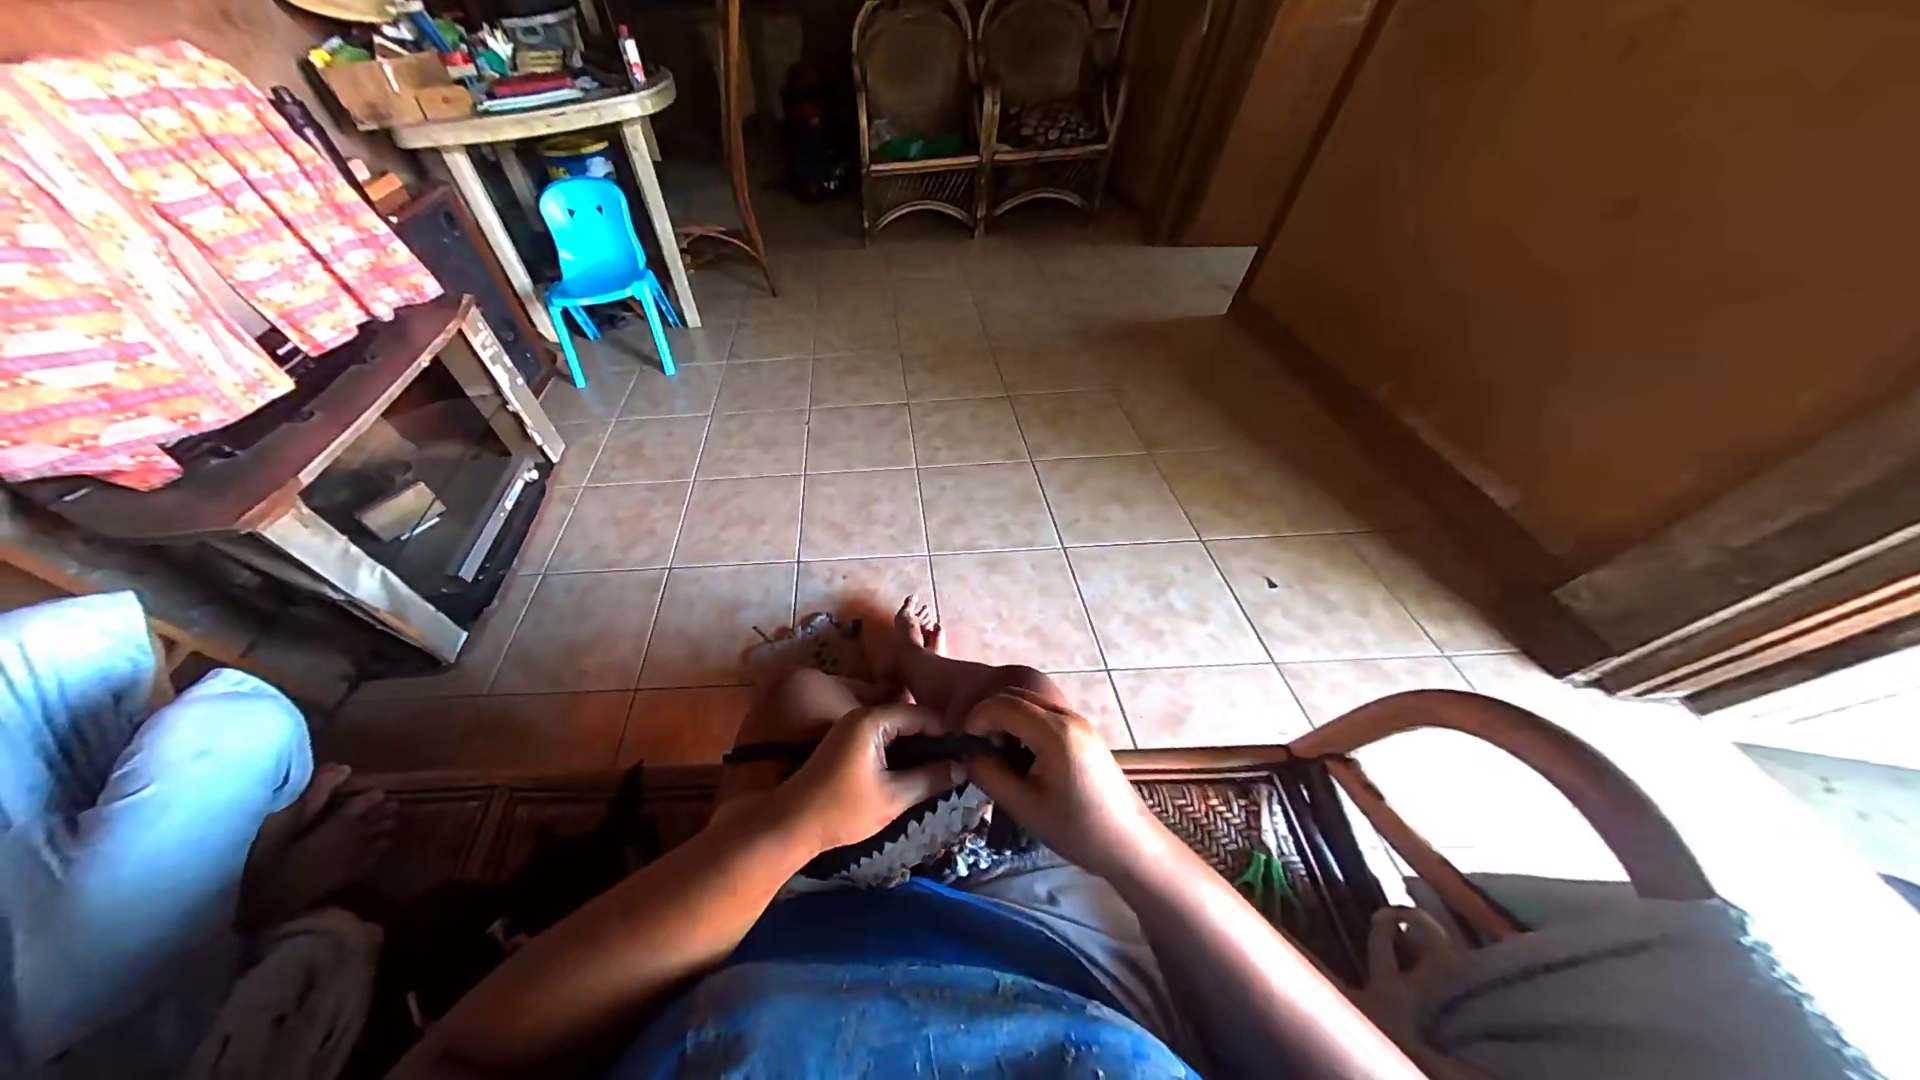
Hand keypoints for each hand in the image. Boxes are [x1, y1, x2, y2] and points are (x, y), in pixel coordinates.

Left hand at [773, 704, 963, 853]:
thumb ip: (930, 778)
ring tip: (940, 768)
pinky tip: (913, 770)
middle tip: (958, 762)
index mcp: (872, 719)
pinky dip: (899, 749)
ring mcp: (850, 728)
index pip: (922, 714)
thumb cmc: (842, 810)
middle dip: (933, 739)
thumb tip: (961, 767)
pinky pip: (881, 736)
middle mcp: (860, 715)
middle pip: (909, 717)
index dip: (948, 731)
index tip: (968, 751)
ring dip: (916, 745)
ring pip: (895, 728)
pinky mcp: (844, 742)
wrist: (789, 825)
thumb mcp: (894, 797)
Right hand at [962, 687, 1167, 879]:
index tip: (963, 742)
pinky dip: (1025, 722)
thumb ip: (989, 774)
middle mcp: (1069, 717)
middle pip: (1017, 695)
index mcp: (1054, 731)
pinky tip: (1021, 754)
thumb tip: (967, 754)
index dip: (977, 718)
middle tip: (978, 746)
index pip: (1004, 704)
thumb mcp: (1023, 806)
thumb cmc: (1076, 829)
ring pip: (1032, 701)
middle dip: (990, 713)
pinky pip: (1046, 713)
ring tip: (998, 751)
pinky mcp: (1084, 732)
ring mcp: (1080, 722)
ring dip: (1008, 716)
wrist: (1130, 844)